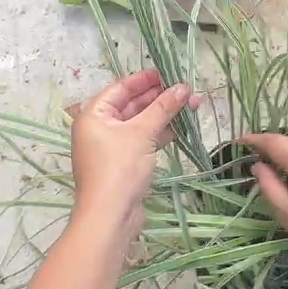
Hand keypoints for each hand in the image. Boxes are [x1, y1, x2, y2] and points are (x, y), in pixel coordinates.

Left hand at [70, 69, 198, 236]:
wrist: (110, 217)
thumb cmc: (119, 168)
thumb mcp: (142, 133)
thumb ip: (163, 108)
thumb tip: (184, 87)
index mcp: (94, 115)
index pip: (121, 88)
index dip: (144, 79)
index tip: (167, 72)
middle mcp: (100, 128)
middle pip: (132, 104)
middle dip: (160, 97)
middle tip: (186, 89)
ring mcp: (112, 147)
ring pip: (141, 123)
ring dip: (165, 114)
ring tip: (193, 104)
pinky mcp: (125, 163)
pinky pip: (144, 139)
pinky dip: (162, 132)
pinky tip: (183, 126)